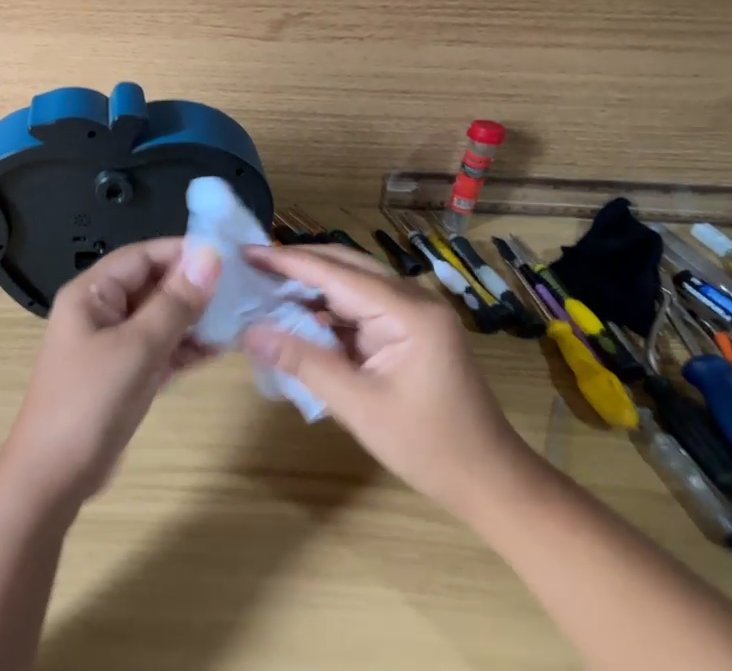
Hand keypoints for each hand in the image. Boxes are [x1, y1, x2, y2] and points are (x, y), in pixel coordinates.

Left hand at [0, 238, 220, 503]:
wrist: (56, 473)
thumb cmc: (90, 400)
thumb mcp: (137, 347)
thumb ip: (175, 302)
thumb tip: (210, 255)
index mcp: (90, 294)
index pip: (141, 256)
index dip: (183, 252)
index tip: (230, 255)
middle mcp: (100, 312)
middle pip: (152, 285)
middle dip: (194, 286)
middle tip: (245, 289)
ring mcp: (112, 346)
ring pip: (160, 319)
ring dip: (196, 319)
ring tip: (242, 317)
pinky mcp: (125, 376)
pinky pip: (161, 350)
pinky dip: (187, 348)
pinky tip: (222, 348)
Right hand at [239, 243, 543, 515]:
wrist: (488, 479)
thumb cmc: (428, 445)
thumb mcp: (358, 405)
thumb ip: (303, 362)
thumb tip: (249, 333)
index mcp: (408, 312)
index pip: (336, 273)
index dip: (287, 261)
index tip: (244, 252)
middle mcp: (413, 300)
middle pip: (345, 266)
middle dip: (296, 264)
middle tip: (247, 265)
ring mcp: (414, 315)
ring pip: (352, 284)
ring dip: (310, 286)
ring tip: (262, 288)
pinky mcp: (409, 332)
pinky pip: (360, 308)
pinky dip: (326, 310)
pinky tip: (295, 318)